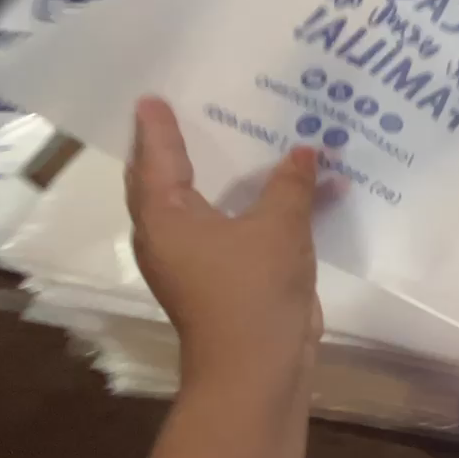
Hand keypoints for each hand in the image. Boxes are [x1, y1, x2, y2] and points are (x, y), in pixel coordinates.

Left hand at [125, 96, 322, 389]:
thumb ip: (291, 184)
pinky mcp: (232, 274)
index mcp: (167, 219)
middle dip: (185, 150)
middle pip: (176, 182)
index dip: (159, 130)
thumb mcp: (278, 225)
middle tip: (195, 113)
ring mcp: (202, 258)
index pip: (158, 162)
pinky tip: (305, 195)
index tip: (153, 99)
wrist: (258, 359)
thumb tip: (305, 151)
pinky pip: (246, 225)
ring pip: (218, 205)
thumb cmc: (252, 285)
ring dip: (242, 178)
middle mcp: (174, 235)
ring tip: (260, 145)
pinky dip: (268, 206)